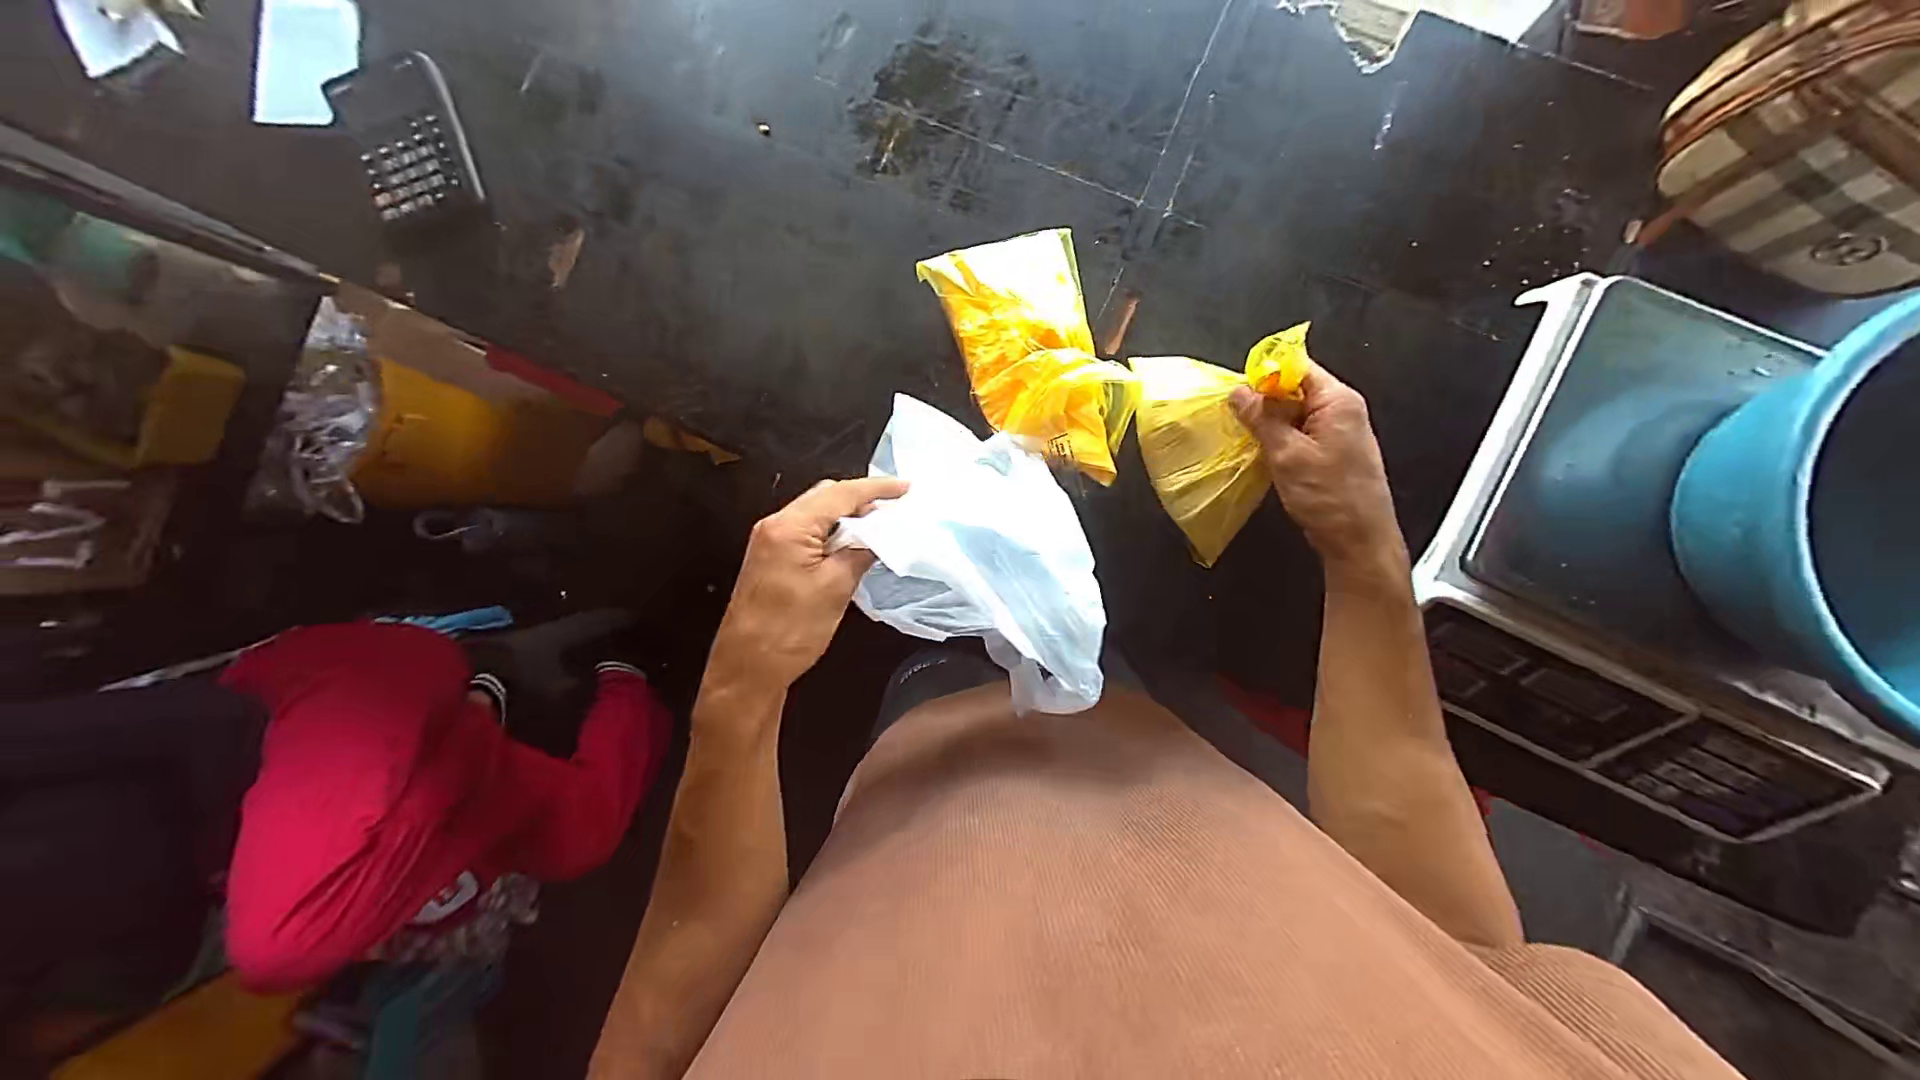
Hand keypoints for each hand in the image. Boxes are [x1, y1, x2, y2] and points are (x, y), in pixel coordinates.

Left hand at [711, 476, 909, 689]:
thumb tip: (879, 535)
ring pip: (816, 514)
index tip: (905, 488)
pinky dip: (833, 533)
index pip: (839, 494)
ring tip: (881, 526)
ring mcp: (770, 542)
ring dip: (848, 517)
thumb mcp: (835, 588)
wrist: (747, 669)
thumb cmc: (789, 632)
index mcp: (789, 527)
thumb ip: (860, 552)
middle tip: (895, 509)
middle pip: (825, 496)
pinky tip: (853, 545)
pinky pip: (808, 533)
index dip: (876, 489)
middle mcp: (775, 526)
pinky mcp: (772, 559)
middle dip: (862, 499)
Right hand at [1229, 361, 1405, 580]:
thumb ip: (1262, 419)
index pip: (1298, 367)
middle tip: (1234, 416)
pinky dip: (1277, 440)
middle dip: (1262, 401)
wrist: (1357, 540)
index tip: (1236, 389)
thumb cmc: (1329, 497)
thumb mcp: (1287, 454)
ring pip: (1292, 414)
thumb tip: (1240, 392)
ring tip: (1243, 436)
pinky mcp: (1328, 452)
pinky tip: (1260, 453)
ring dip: (1268, 423)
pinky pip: (1297, 434)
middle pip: (1294, 389)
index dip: (1266, 373)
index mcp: (1338, 401)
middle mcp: (1341, 410)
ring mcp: (1335, 432)